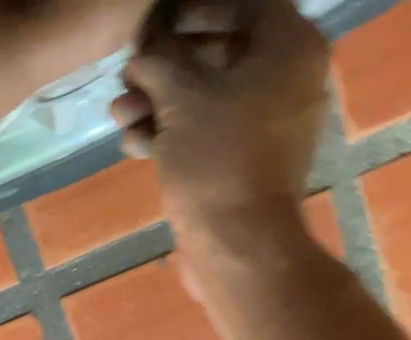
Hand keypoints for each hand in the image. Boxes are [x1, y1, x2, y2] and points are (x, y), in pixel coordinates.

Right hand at [112, 0, 328, 235]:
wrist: (237, 245)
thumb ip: (159, 58)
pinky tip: (134, 142)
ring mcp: (268, 125)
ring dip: (160, 101)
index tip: (157, 23)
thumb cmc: (216, 158)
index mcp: (291, 47)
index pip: (245, 3)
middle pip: (221, 50)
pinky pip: (211, 131)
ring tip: (120, 113)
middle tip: (129, 71)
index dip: (195, 8)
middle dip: (167, 63)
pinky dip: (175, 133)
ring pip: (209, 95)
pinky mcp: (247, 162)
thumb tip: (145, 51)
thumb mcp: (179, 95)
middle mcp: (288, 79)